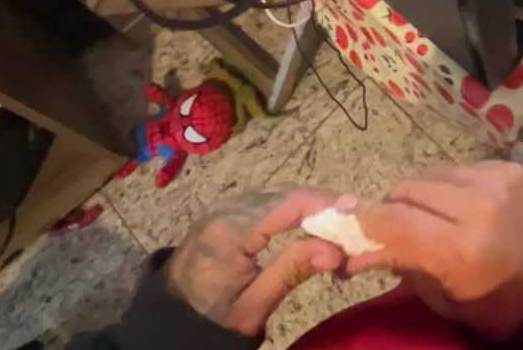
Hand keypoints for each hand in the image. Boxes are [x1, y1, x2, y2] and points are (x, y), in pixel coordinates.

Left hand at [165, 185, 344, 335]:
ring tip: (335, 220)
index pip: (288, 203)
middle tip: (351, 219)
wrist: (167, 329)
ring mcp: (224, 207)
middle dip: (320, 202)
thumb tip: (337, 249)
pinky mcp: (224, 212)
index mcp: (232, 228)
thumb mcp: (253, 305)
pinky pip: (264, 200)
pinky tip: (306, 220)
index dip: (324, 204)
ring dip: (307, 203)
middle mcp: (227, 207)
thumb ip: (293, 270)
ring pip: (276, 193)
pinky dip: (290, 206)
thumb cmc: (212, 320)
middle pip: (285, 193)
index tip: (355, 211)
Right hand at [345, 161, 522, 338]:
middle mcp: (478, 206)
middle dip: (393, 207)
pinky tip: (457, 203)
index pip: (396, 221)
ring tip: (427, 213)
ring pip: (432, 172)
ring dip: (421, 192)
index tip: (345, 220)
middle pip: (410, 189)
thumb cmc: (492, 303)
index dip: (366, 220)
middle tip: (391, 225)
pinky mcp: (508, 167)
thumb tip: (354, 249)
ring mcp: (496, 181)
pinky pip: (460, 167)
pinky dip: (449, 184)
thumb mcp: (442, 298)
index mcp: (460, 249)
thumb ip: (401, 264)